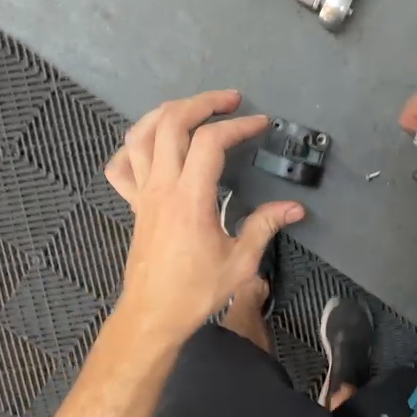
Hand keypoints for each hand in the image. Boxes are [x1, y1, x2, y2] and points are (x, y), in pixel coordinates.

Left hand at [105, 91, 302, 335]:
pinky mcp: (133, 204)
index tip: (261, 124)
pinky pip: (120, 165)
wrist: (153, 314)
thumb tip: (295, 208)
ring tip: (193, 108)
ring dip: (167, 112)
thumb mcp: (240, 262)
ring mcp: (142, 193)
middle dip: (202, 103)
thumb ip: (264, 227)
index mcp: (190, 198)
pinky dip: (134, 146)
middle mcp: (161, 187)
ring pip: (140, 135)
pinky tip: (153, 145)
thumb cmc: (196, 291)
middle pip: (171, 123)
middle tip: (230, 102)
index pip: (210, 142)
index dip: (238, 126)